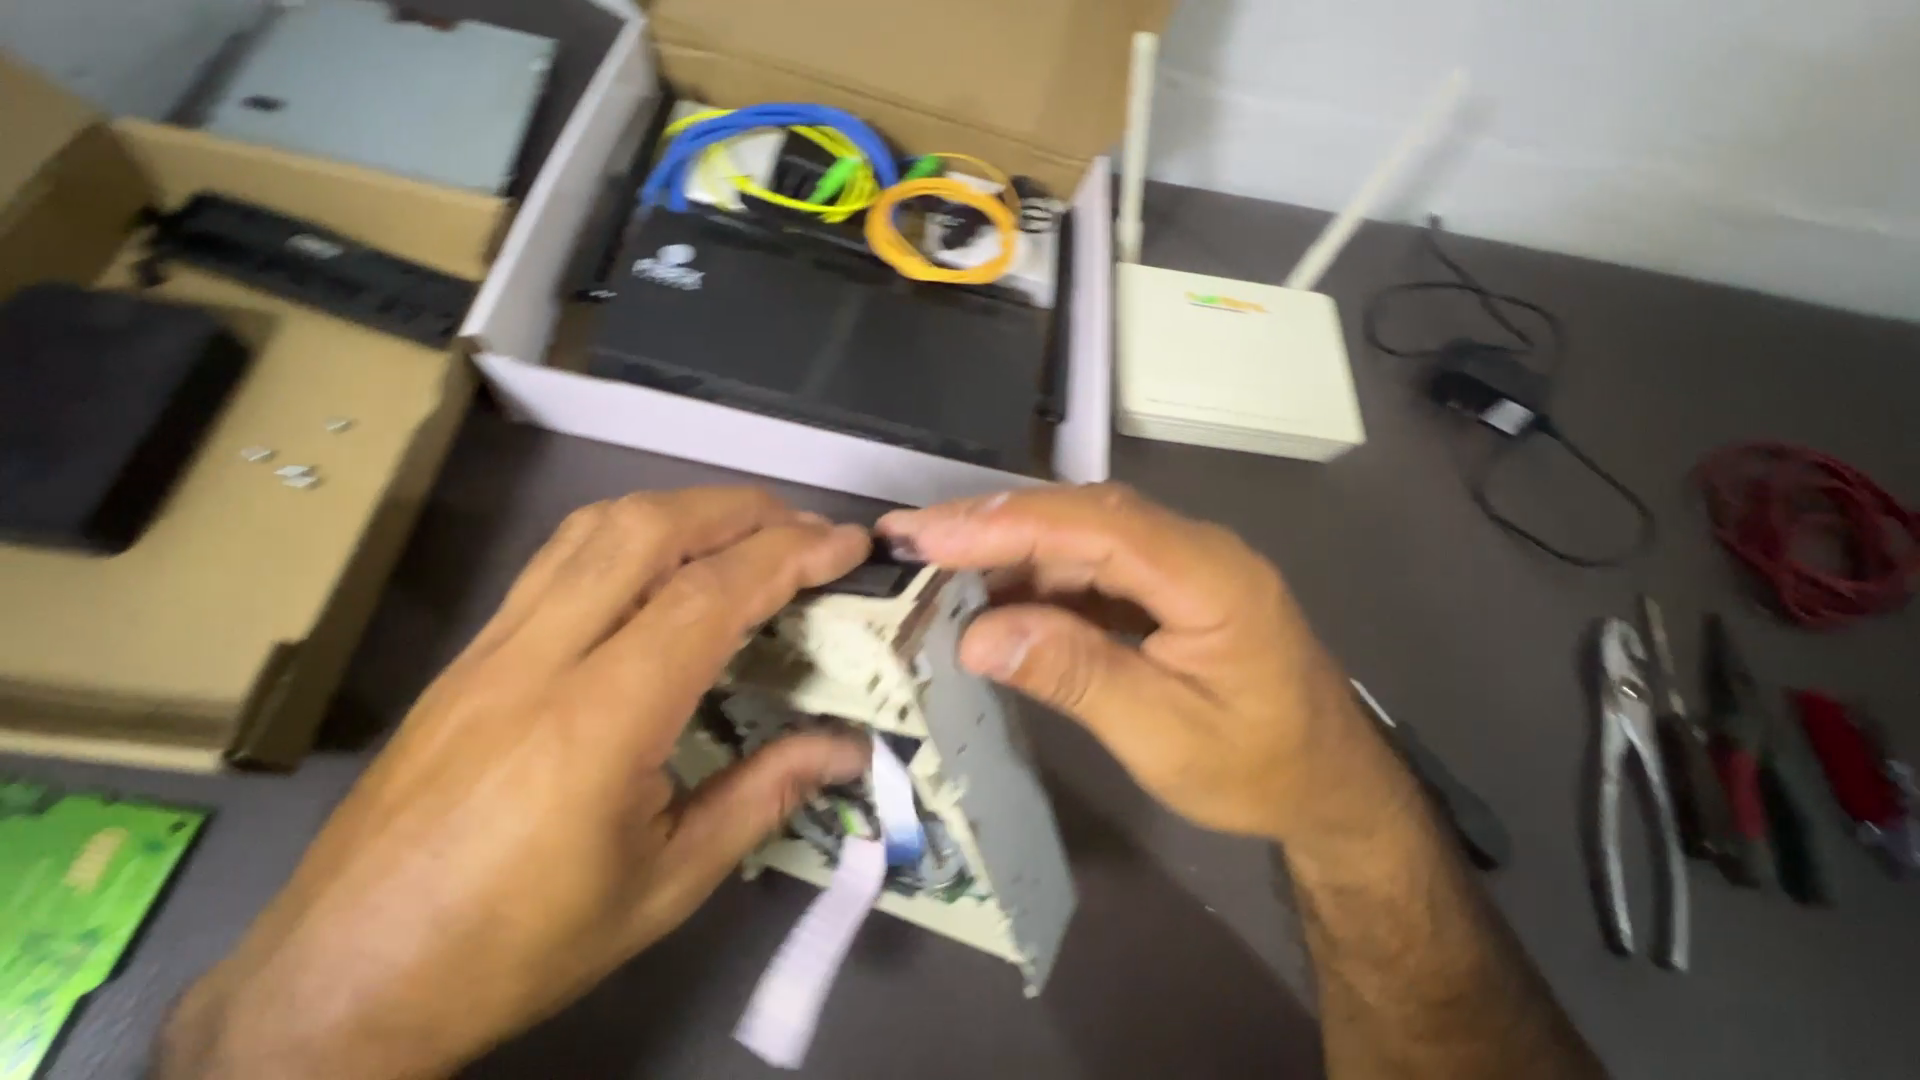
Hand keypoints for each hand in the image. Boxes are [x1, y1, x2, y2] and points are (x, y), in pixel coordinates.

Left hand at [159, 488, 871, 1079]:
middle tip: (809, 529)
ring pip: (594, 528)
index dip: (789, 555)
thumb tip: (848, 748)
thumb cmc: (521, 945)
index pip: (707, 596)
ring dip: (684, 509)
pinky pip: (557, 558)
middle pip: (648, 530)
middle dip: (743, 510)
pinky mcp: (469, 654)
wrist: (347, 980)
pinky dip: (629, 533)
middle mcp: (539, 660)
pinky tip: (663, 562)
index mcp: (597, 722)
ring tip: (748, 530)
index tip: (848, 546)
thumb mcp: (666, 883)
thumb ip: (763, 795)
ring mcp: (493, 647)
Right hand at [877, 485, 1412, 846]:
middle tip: (910, 537)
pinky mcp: (1167, 588)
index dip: (1007, 525)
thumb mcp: (1163, 736)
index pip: (1095, 527)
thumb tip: (978, 636)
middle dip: (993, 523)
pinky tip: (993, 593)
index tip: (929, 535)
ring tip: (933, 564)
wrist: (1331, 786)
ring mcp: (1181, 565)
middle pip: (1083, 515)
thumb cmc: (1259, 769)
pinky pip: (1094, 566)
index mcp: (1209, 577)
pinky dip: (1037, 576)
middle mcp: (1195, 550)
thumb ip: (1075, 675)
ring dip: (1009, 547)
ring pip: (1083, 534)